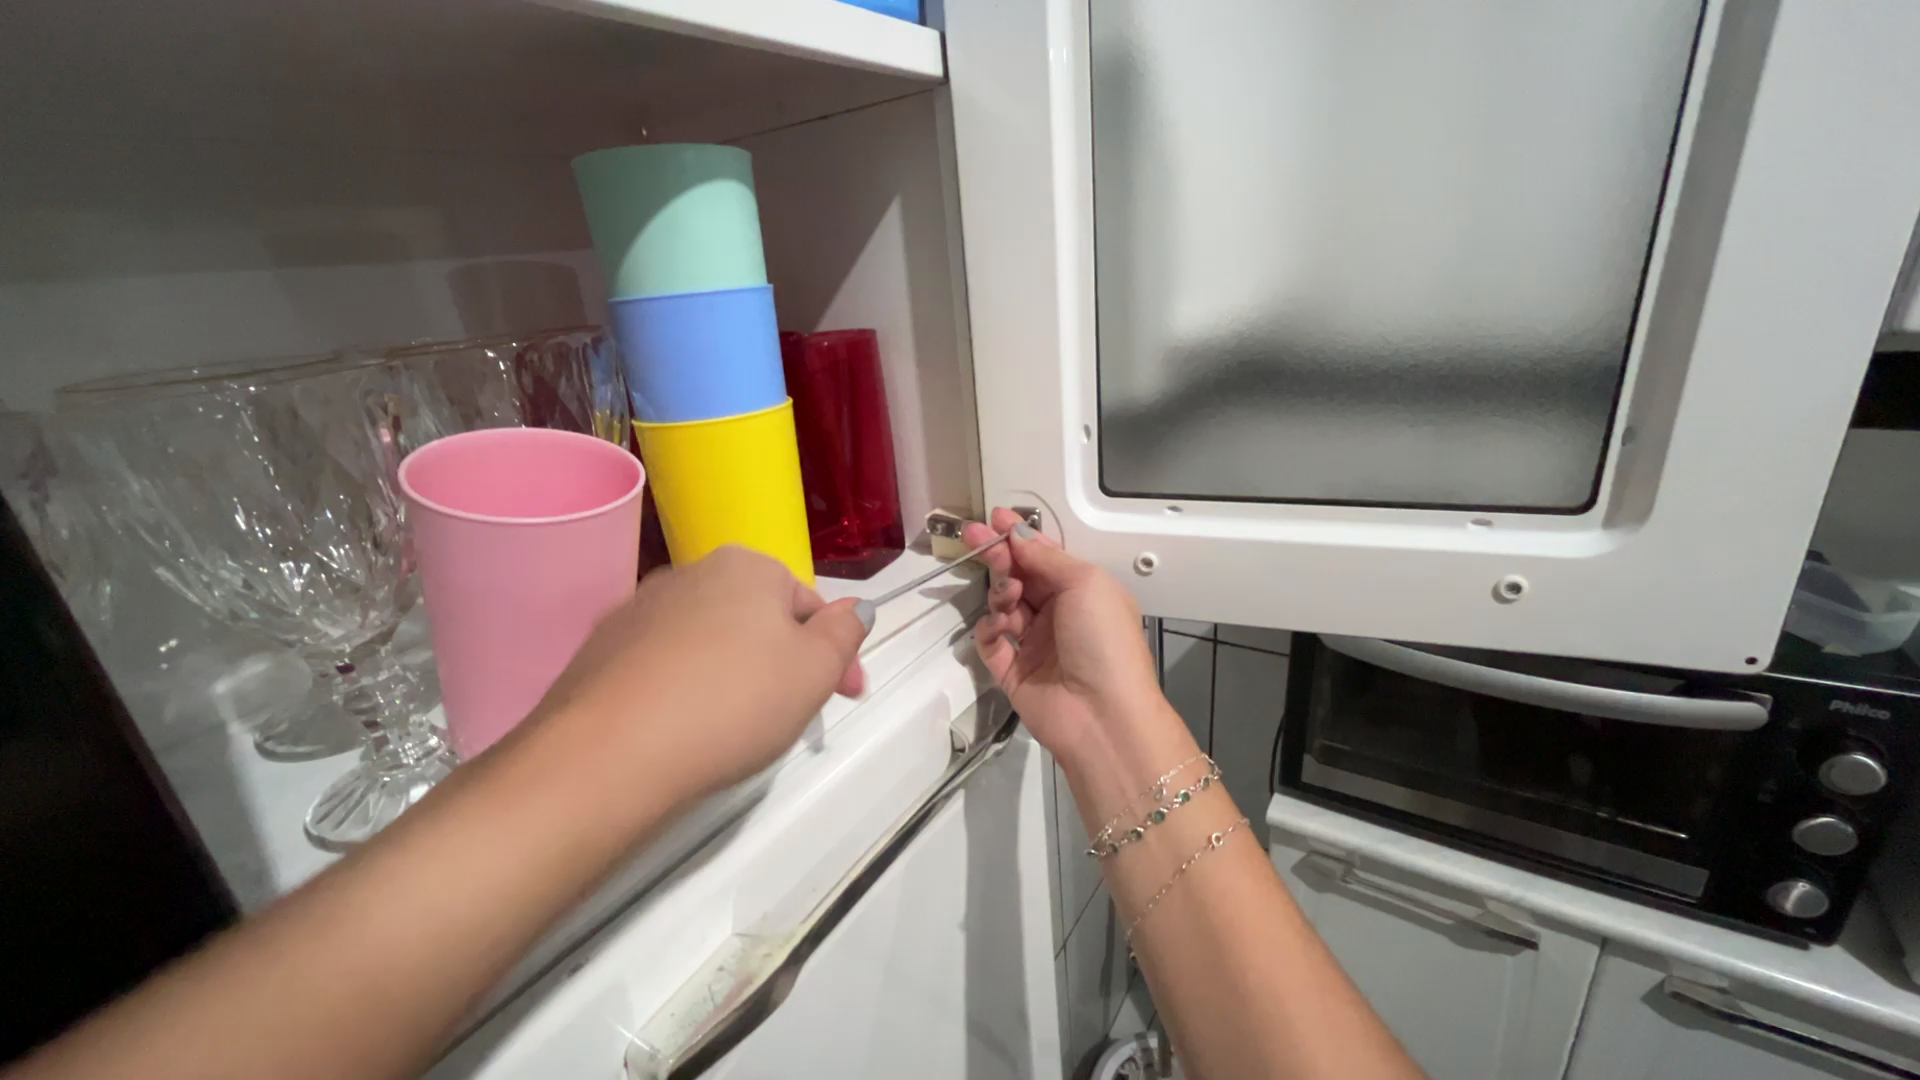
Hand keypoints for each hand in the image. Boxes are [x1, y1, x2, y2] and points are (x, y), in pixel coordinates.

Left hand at [533, 546, 871, 801]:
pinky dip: (685, 688)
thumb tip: (857, 607)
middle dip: (782, 661)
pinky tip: (685, 727)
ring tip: (736, 727)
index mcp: (746, 566)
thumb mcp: (814, 670)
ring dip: (733, 674)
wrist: (609, 754)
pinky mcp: (601, 651)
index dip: (835, 654)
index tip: (845, 698)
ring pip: (710, 641)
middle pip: (758, 619)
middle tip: (792, 715)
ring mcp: (638, 610)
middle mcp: (690, 573)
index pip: (810, 605)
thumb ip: (846, 632)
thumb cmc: (732, 703)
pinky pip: (665, 664)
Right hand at [965, 509, 1162, 761]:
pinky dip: (989, 629)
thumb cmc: (1103, 642)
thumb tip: (1017, 533)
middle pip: (1018, 575)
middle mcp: (1057, 613)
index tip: (993, 518)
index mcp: (1081, 590)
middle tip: (974, 538)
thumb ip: (1046, 556)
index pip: (1044, 555)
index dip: (1018, 536)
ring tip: (1009, 599)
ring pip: (1002, 604)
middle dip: (998, 556)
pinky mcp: (1011, 671)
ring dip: (1000, 593)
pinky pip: (990, 641)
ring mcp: (1033, 643)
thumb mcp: (1085, 584)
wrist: (1102, 716)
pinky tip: (999, 628)